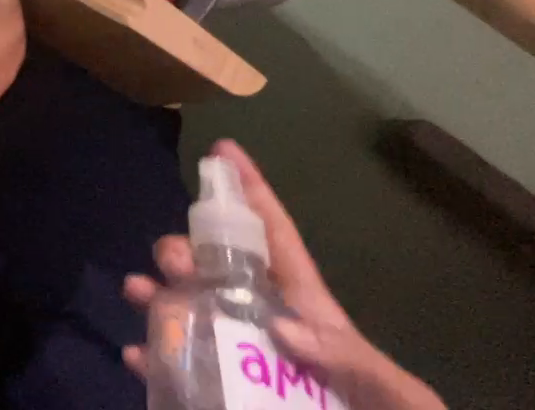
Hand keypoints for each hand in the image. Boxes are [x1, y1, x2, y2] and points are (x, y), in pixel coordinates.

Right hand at [122, 141, 445, 409]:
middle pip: (211, 265)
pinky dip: (148, 356)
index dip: (250, 193)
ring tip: (140, 293)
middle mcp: (262, 321)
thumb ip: (352, 359)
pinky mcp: (215, 390)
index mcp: (306, 310)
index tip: (223, 150)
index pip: (273, 239)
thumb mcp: (397, 396)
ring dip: (153, 292)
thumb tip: (282, 328)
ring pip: (181, 305)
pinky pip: (173, 366)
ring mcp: (236, 357)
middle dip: (181, 248)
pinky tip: (137, 355)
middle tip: (173, 262)